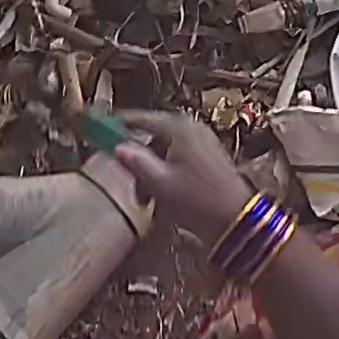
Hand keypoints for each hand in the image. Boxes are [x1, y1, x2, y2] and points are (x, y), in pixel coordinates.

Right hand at [112, 110, 254, 244]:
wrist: (236, 220)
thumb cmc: (197, 200)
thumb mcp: (160, 183)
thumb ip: (136, 162)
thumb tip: (117, 148)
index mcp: (179, 127)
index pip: (142, 118)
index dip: (120, 124)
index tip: (101, 128)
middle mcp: (191, 127)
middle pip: (153, 136)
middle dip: (139, 160)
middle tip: (131, 184)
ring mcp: (202, 140)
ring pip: (165, 150)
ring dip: (152, 172)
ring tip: (147, 200)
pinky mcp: (208, 156)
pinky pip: (178, 158)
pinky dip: (167, 173)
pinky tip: (164, 197)